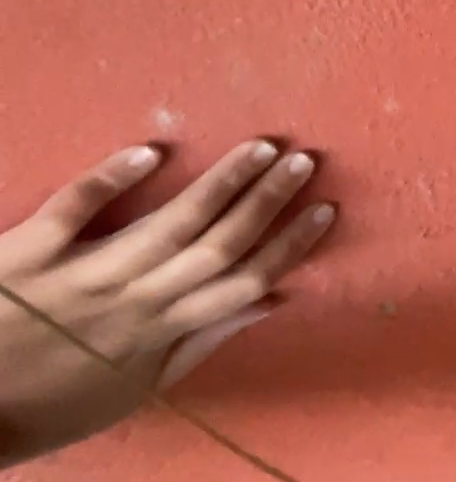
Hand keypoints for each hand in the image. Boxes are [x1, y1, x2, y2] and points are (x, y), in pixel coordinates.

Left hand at [0, 141, 334, 464]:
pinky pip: (68, 214)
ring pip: (165, 224)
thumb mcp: (134, 390)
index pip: (244, 281)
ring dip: (218, 183)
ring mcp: (77, 278)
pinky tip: (150, 151)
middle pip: (216, 245)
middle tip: (304, 161)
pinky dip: (107, 181)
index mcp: (159, 330)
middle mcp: (131, 300)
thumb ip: (203, 341)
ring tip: (260, 147)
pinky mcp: (20, 259)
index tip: (326, 209)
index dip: (290, 245)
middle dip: (267, 201)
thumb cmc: (47, 407)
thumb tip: (275, 298)